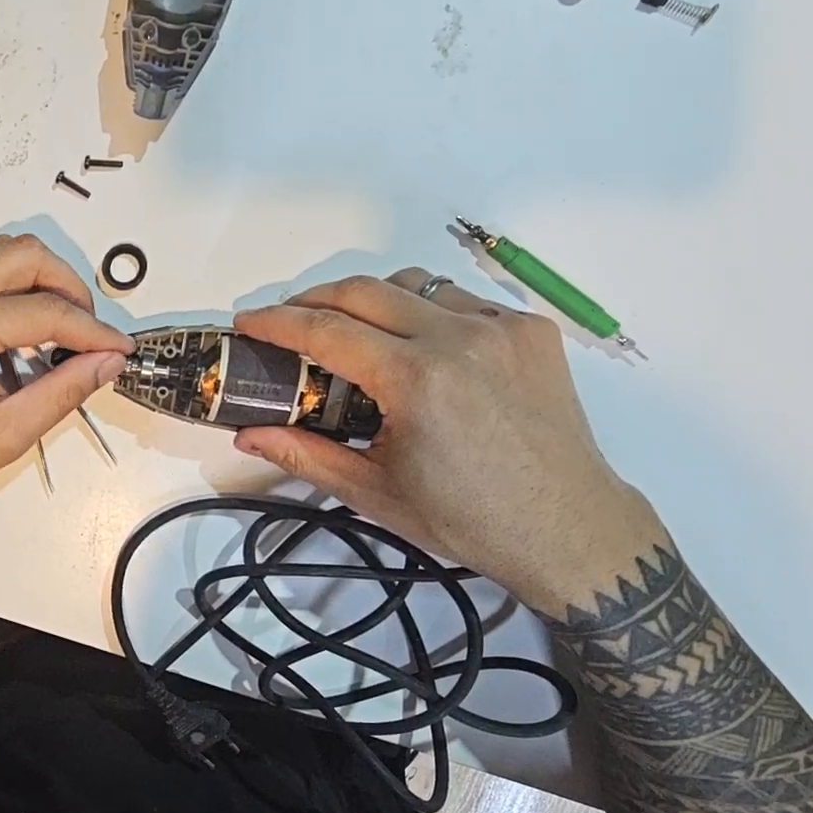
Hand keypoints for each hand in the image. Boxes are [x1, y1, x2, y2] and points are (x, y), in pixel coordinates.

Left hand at [0, 235, 132, 509]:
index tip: (116, 347)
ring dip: (45, 282)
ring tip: (63, 331)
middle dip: (71, 289)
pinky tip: (30, 330)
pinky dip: (18, 287)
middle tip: (90, 333)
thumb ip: (63, 392)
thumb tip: (104, 362)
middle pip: (28, 256)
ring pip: (7, 253)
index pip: (45, 311)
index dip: (92, 331)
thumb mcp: (6, 434)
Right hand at [232, 271, 665, 613]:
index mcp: (417, 380)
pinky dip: (420, 311)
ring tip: (346, 333)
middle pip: (365, 290)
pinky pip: (458, 300)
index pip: (329, 330)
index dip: (278, 322)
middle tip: (285, 324)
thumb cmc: (463, 518)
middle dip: (313, 300)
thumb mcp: (371, 492)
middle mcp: (461, 337)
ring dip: (368, 300)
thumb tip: (248, 435)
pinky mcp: (530, 330)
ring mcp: (502, 327)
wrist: (566, 527)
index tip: (246, 322)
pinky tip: (410, 346)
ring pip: (414, 285)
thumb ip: (304, 454)